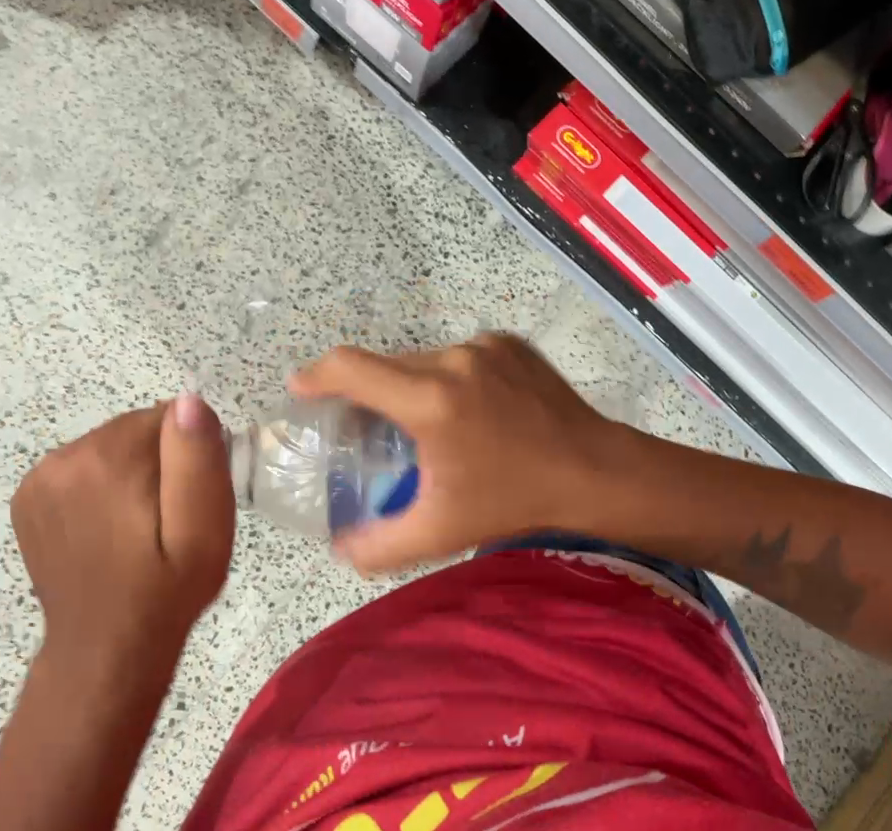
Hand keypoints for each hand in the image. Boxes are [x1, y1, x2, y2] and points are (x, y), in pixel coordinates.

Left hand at [11, 395, 235, 670]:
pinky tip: (114, 524)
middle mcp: (63, 458)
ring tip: (144, 522)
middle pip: (137, 429)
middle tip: (174, 514)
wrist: (107, 647)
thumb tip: (188, 400)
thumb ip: (196, 457)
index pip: (169, 416)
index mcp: (107, 459)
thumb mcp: (203, 524)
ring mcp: (38, 480)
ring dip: (134, 471)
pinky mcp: (29, 499)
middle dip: (163, 459)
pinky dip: (105, 485)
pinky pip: (84, 467)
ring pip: (111, 445)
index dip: (194, 451)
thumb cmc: (168, 585)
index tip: (195, 495)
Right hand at [289, 335, 621, 572]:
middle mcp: (455, 359)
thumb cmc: (513, 499)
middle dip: (372, 394)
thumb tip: (340, 548)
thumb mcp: (440, 530)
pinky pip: (464, 356)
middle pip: (390, 366)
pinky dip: (454, 377)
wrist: (591, 469)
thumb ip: (379, 544)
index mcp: (431, 399)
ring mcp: (488, 346)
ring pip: (428, 360)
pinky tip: (472, 412)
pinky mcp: (512, 343)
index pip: (352, 368)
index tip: (301, 388)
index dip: (317, 374)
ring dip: (417, 387)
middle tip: (370, 430)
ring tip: (430, 427)